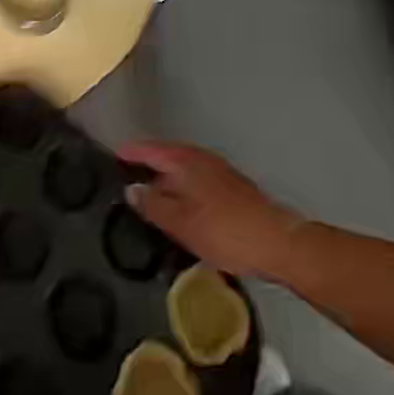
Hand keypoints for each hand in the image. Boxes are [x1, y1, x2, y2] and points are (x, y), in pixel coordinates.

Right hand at [118, 141, 307, 281]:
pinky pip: (197, 181)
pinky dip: (183, 188)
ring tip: (152, 197)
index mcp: (183, 161)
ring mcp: (220, 172)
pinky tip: (181, 208)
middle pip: (166, 156)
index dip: (129, 153)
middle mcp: (201, 159)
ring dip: (167, 179)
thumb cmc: (223, 231)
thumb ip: (151, 204)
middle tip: (128, 179)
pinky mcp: (234, 188)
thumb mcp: (178, 222)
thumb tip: (131, 189)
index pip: (148, 149)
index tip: (112, 156)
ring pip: (183, 170)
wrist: (281, 245)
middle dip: (147, 166)